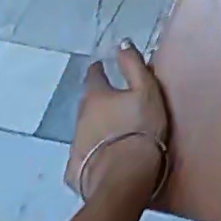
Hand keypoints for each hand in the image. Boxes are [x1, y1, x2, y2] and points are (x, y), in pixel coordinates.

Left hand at [67, 39, 169, 203]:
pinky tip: (102, 161)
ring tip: (111, 134)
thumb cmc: (140, 129)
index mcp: (97, 96)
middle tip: (112, 103)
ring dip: (95, 129)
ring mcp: (75, 146)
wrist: (125, 178)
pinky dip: (92, 156)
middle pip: (87, 105)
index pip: (93, 76)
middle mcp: (80, 118)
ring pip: (85, 131)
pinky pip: (84, 159)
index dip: (98, 70)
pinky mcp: (75, 172)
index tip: (100, 66)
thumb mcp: (146, 90)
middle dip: (97, 102)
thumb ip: (134, 64)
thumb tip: (122, 42)